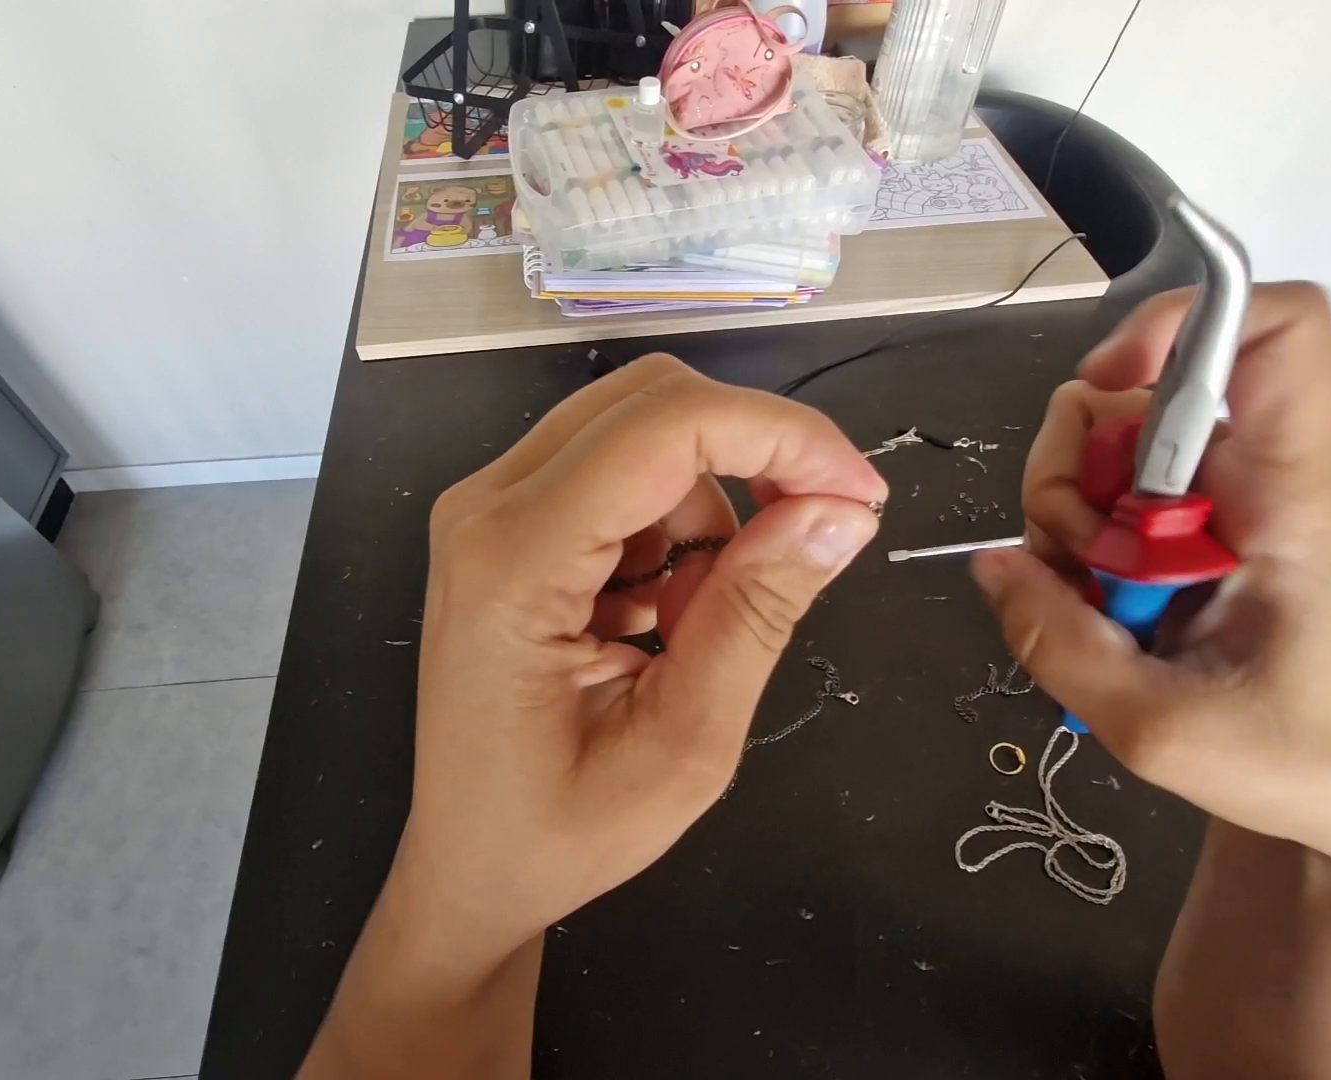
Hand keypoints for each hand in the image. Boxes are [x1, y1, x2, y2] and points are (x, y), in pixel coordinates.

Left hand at [394, 352, 884, 963]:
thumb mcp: (684, 740)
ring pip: (639, 431)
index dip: (782, 437)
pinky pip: (616, 473)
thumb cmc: (563, 829)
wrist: (471, 862)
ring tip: (695, 619)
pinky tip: (658, 608)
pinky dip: (669, 523)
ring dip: (705, 505)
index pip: (665, 427)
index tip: (859, 495)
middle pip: (651, 401)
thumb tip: (839, 512)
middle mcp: (487, 506)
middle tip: (809, 534)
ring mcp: (488, 508)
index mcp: (513, 560)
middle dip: (752, 454)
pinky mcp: (505, 522)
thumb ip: (758, 613)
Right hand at [972, 284, 1330, 886]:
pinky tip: (1087, 603)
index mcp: (1283, 500)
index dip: (1187, 323)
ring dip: (1059, 516)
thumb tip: (989, 565)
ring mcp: (1205, 509)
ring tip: (1088, 600)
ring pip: (1094, 451)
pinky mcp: (1180, 539)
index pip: (1277, 336)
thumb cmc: (1298, 764)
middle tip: (1077, 563)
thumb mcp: (1156, 725)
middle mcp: (1243, 482)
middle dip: (1067, 470)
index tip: (1112, 382)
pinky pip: (1092, 502)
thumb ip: (1055, 644)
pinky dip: (1064, 545)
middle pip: (1130, 400)